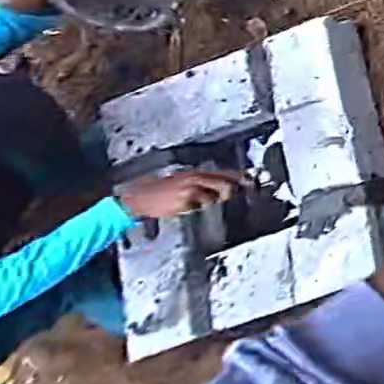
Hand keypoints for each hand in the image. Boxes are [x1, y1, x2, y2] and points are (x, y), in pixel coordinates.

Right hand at [116, 169, 242, 218]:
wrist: (134, 199)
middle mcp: (194, 179)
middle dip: (229, 193)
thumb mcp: (179, 180)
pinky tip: (182, 209)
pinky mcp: (183, 202)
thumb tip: (223, 184)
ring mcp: (190, 191)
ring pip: (213, 198)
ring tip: (195, 204)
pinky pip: (198, 208)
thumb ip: (200, 181)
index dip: (239, 177)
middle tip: (227, 199)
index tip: (250, 182)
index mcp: (194, 173)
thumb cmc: (156, 190)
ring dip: (209, 203)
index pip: (224, 172)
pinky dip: (195, 210)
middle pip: (225, 184)